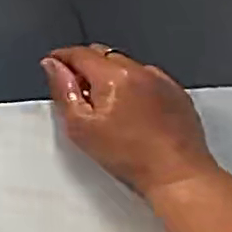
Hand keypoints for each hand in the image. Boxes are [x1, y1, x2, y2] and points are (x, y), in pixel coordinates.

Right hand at [41, 45, 222, 199]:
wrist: (178, 178)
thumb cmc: (130, 156)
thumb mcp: (79, 125)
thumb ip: (62, 90)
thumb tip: (53, 65)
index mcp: (114, 77)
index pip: (80, 53)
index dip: (61, 57)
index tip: (54, 65)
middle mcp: (141, 72)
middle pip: (102, 55)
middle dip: (85, 66)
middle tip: (77, 92)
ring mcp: (163, 82)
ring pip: (124, 65)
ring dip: (109, 75)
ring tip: (106, 105)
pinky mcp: (178, 94)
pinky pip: (146, 78)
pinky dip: (132, 85)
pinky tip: (130, 109)